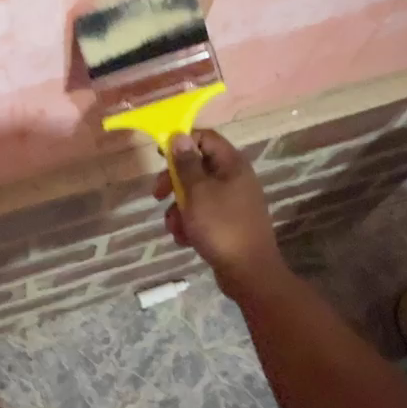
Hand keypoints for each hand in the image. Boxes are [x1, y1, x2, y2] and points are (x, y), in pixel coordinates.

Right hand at [152, 129, 288, 291]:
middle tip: (158, 195)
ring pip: (195, 194)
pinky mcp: (228, 223)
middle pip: (197, 167)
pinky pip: (203, 214)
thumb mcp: (197, 192)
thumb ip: (186, 163)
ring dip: (179, 209)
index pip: (205, 138)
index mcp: (232, 165)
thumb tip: (179, 135)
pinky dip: (190, 224)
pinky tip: (185, 240)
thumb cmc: (221, 226)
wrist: (248, 272)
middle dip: (174, 183)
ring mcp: (233, 202)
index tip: (160, 155)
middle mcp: (235, 179)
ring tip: (175, 228)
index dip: (182, 142)